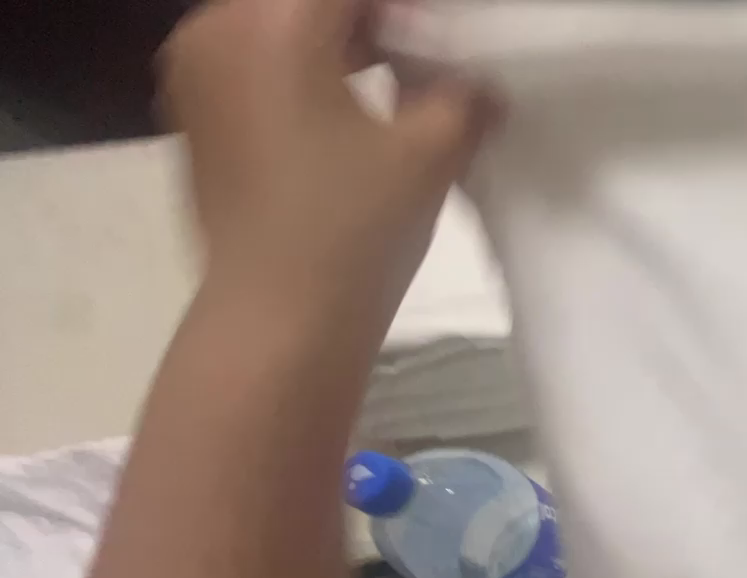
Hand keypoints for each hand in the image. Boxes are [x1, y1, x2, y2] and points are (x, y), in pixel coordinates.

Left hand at [159, 0, 490, 318]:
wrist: (284, 309)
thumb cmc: (358, 226)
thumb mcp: (429, 159)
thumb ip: (463, 105)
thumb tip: (482, 86)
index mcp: (271, 25)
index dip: (409, 12)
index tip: (451, 46)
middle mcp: (213, 28)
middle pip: (304, 3)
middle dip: (373, 25)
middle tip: (430, 68)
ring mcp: (195, 72)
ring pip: (276, 30)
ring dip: (339, 48)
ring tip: (395, 95)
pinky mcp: (198, 116)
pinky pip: (255, 66)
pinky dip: (306, 77)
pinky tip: (349, 125)